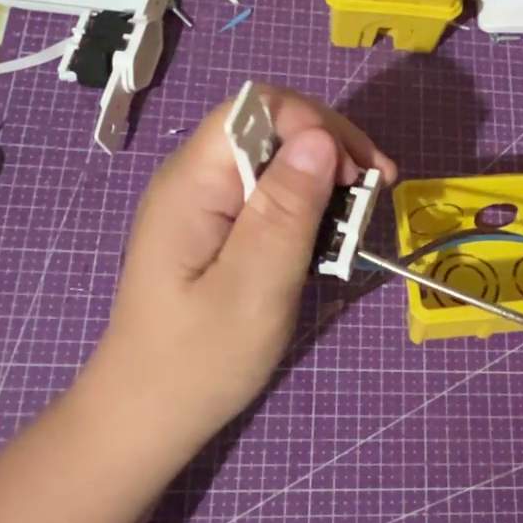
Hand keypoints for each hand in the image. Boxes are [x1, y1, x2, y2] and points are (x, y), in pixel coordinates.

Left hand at [86, 84, 395, 451]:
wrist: (147, 414)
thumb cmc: (200, 360)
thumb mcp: (255, 286)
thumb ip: (286, 210)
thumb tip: (321, 137)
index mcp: (192, 183)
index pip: (257, 108)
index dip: (316, 124)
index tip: (359, 175)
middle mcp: (192, 179)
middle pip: (267, 125)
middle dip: (328, 146)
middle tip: (375, 190)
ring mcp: (201, 203)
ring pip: (271, 157)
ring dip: (322, 175)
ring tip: (359, 213)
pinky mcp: (213, 228)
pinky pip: (264, 192)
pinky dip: (305, 202)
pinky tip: (328, 230)